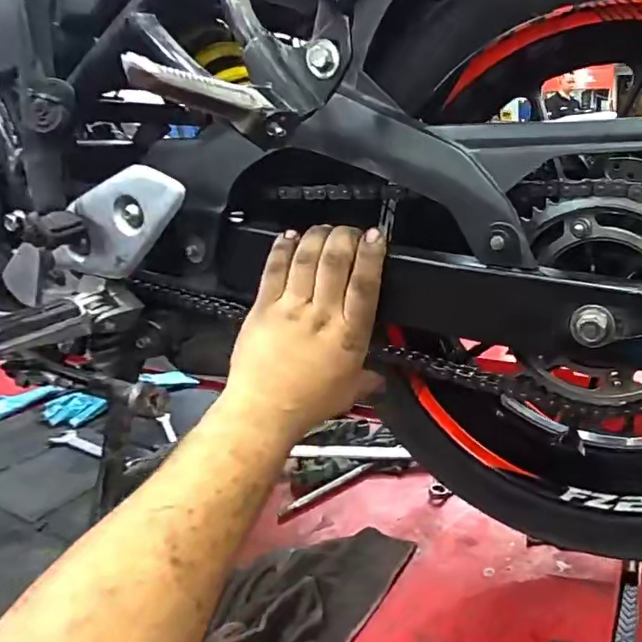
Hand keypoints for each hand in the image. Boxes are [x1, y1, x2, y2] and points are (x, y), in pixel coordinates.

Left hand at [224, 225, 386, 441]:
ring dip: (317, 236)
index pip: (365, 283)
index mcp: (349, 335)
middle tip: (350, 230)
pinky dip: (283, 248)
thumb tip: (379, 379)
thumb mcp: (349, 391)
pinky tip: (290, 236)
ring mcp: (290, 308)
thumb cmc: (305, 404)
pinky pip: (274, 268)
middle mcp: (321, 316)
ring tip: (325, 229)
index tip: (376, 237)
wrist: (263, 412)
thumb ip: (368, 379)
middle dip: (345, 236)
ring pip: (306, 258)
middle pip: (335, 261)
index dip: (372, 254)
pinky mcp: (263, 307)